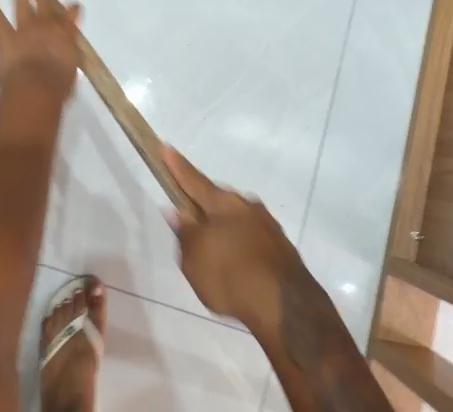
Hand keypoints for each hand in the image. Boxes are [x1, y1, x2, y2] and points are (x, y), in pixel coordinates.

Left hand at [0, 0, 82, 98]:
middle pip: (45, 1)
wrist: (35, 89)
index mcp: (65, 34)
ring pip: (22, 4)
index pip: (72, 15)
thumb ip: (69, 56)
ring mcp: (25, 29)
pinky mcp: (6, 37)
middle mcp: (46, 26)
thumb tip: (67, 52)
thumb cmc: (58, 85)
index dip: (73, 8)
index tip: (74, 4)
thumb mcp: (72, 70)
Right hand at [164, 146, 301, 334]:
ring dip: (224, 230)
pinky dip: (240, 246)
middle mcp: (247, 206)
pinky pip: (252, 238)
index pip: (194, 180)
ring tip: (215, 260)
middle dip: (203, 208)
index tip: (165, 147)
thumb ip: (185, 232)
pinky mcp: (281, 246)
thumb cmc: (231, 277)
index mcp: (224, 204)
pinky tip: (237, 269)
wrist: (286, 306)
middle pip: (218, 200)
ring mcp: (268, 225)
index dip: (177, 166)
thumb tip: (179, 210)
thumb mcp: (194, 259)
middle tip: (190, 228)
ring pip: (237, 220)